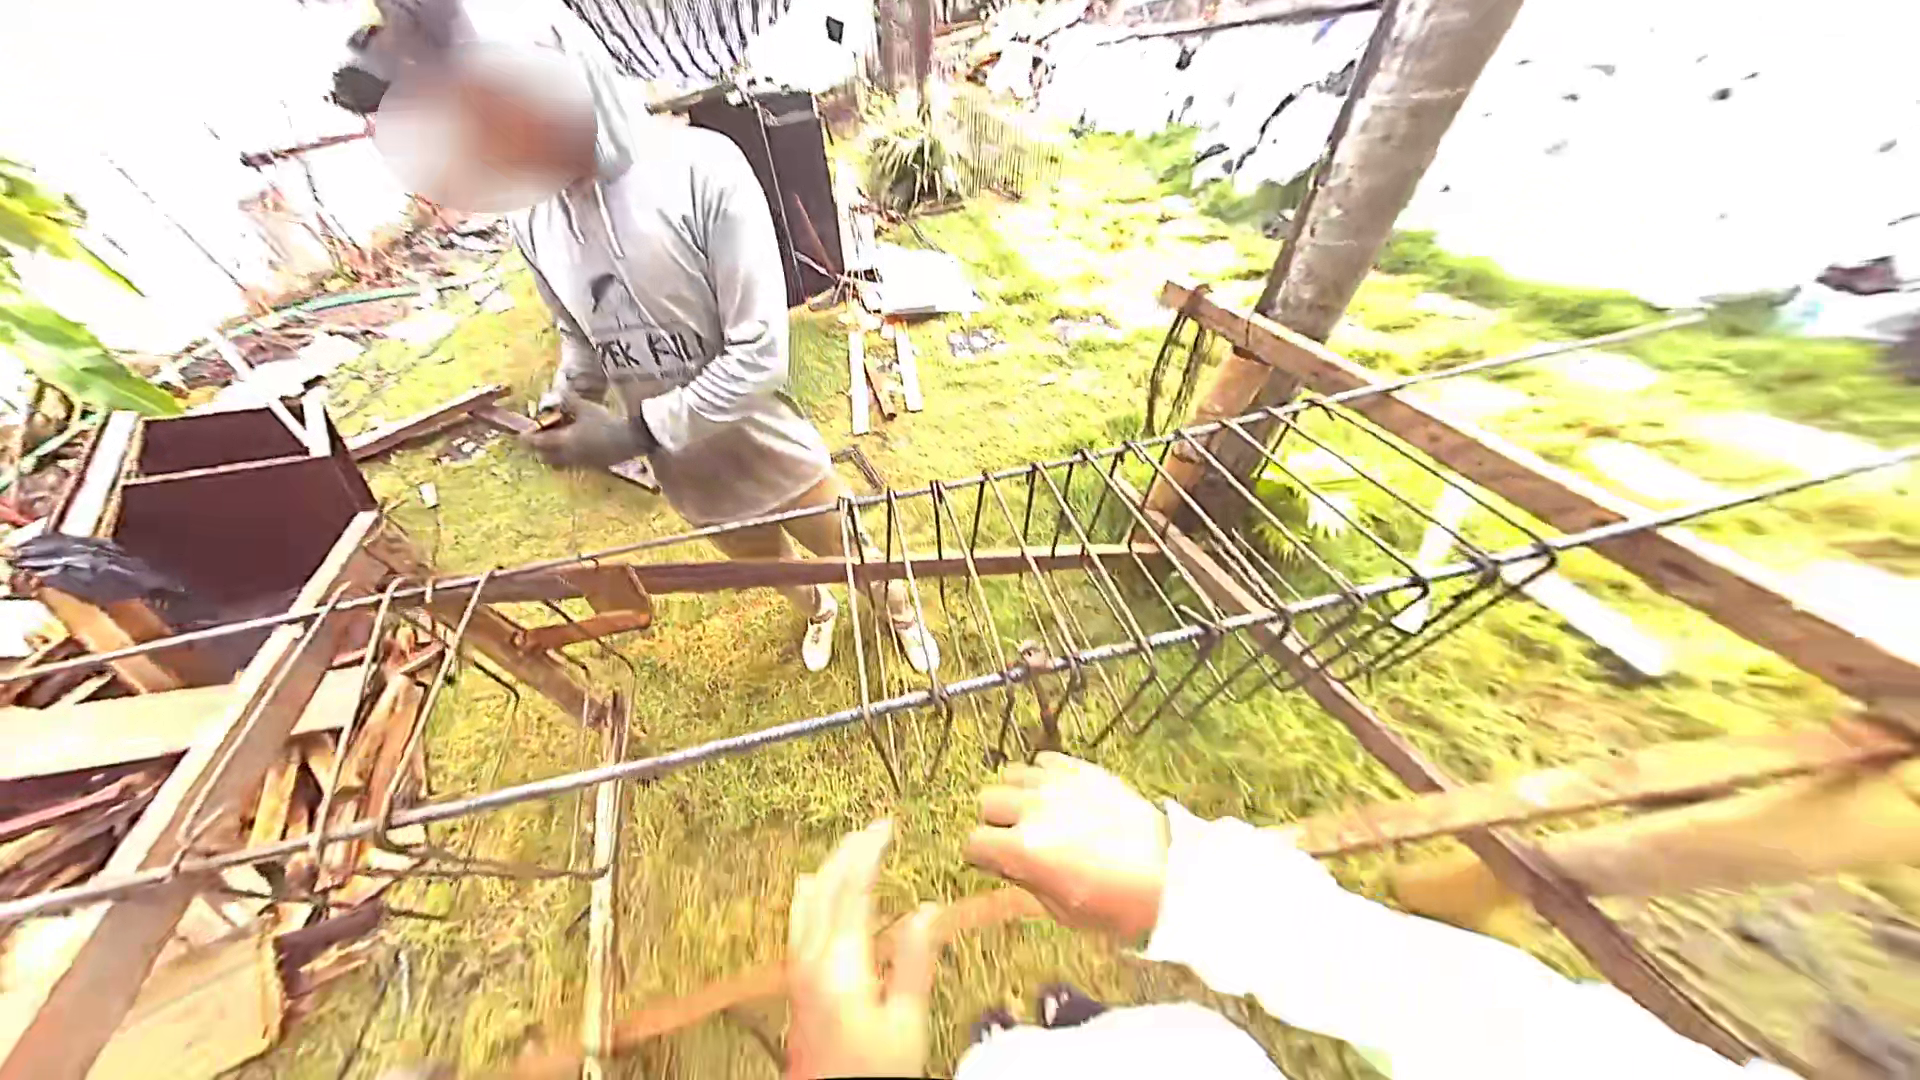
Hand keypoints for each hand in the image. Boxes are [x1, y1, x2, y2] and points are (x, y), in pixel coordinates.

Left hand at [519, 398, 654, 467]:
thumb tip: (556, 394)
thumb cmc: (607, 423)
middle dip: (539, 449)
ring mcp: (583, 463)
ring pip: (560, 463)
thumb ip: (568, 401)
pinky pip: (575, 464)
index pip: (536, 442)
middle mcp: (569, 455)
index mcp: (563, 441)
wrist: (634, 440)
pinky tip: (578, 447)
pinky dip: (570, 457)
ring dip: (554, 454)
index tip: (521, 433)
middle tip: (539, 438)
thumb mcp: (586, 408)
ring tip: (558, 443)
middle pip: (545, 457)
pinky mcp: (596, 466)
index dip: (526, 438)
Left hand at [787, 820, 940, 1079]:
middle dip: (850, 849)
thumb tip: (926, 912)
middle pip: (828, 885)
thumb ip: (914, 963)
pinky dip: (811, 891)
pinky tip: (811, 883)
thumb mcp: (905, 1025)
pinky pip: (799, 918)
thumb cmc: (870, 1076)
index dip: (870, 850)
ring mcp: (798, 969)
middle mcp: (813, 958)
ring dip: (831, 865)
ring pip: (810, 898)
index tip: (886, 825)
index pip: (855, 887)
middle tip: (873, 826)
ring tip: (849, 843)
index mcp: (842, 963)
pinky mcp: (796, 981)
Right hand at [963, 753, 1168, 941]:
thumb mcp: (1062, 909)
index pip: (974, 841)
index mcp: (1025, 849)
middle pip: (987, 799)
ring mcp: (1056, 783)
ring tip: (1036, 809)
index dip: (981, 854)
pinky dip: (1042, 775)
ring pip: (1010, 773)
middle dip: (995, 819)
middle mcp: (1033, 808)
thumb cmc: (1117, 901)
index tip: (992, 858)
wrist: (1167, 870)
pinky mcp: (1079, 768)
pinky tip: (1057, 793)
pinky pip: (1042, 759)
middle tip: (1014, 833)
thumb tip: (1003, 863)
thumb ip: (1024, 880)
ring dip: (1017, 793)